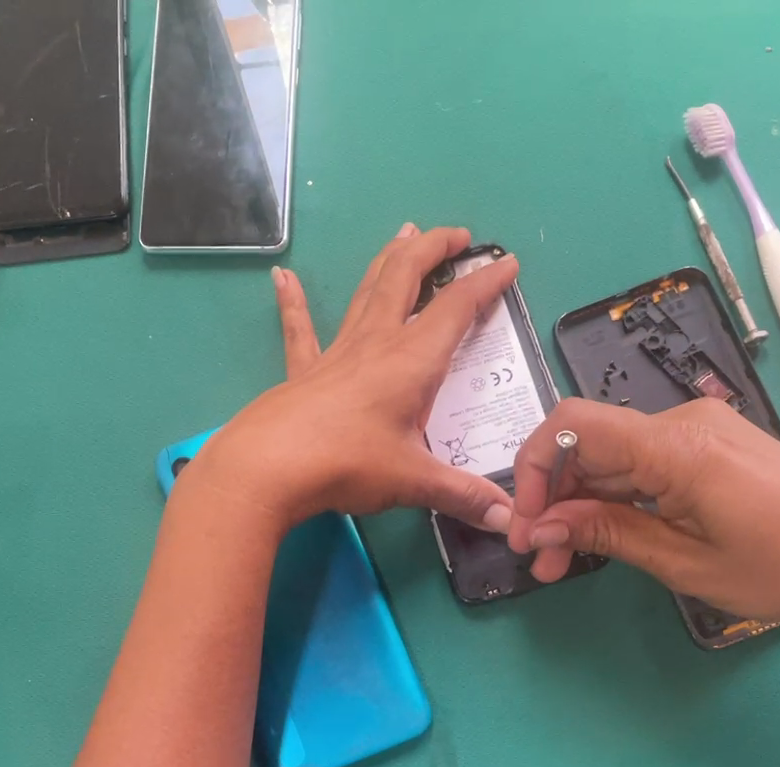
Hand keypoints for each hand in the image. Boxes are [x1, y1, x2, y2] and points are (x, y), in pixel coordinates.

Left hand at [183, 225, 517, 530]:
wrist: (270, 467)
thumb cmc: (348, 463)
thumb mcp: (414, 481)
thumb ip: (463, 496)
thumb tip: (509, 519)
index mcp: (412, 360)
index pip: (458, 308)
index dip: (486, 283)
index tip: (509, 264)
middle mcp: (376, 343)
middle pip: (407, 278)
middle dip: (435, 251)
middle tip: (457, 236)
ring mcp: (337, 352)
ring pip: (367, 292)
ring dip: (389, 260)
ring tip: (404, 234)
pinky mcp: (304, 371)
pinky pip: (301, 330)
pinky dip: (293, 303)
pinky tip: (282, 277)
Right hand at [506, 397, 779, 636]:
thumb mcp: (687, 564)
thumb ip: (607, 534)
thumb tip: (539, 527)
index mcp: (677, 445)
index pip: (571, 426)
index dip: (533, 470)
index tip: (525, 529)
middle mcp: (682, 422)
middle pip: (587, 445)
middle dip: (553, 502)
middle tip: (541, 563)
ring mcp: (699, 430)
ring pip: (610, 458)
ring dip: (580, 506)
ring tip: (566, 563)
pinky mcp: (710, 447)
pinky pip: (641, 464)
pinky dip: (614, 499)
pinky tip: (607, 538)